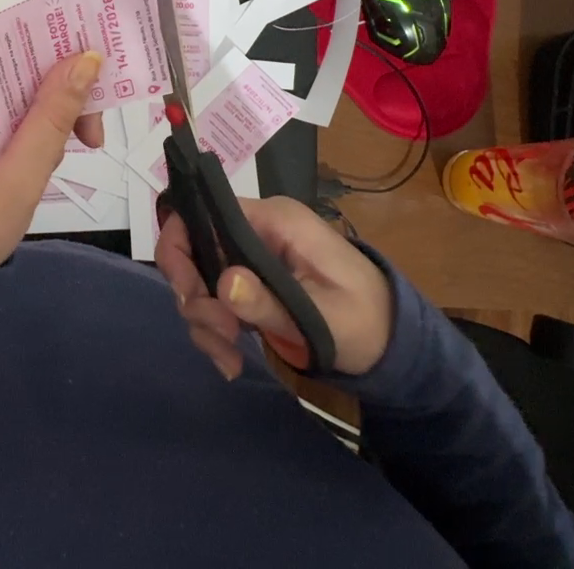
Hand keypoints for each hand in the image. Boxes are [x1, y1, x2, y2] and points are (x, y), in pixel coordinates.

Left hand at [0, 52, 105, 264]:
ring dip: (60, 110)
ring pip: (23, 92)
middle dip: (66, 85)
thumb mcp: (18, 176)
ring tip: (86, 142)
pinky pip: (16, 116)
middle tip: (96, 124)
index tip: (94, 56)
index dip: (49, 42)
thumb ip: (51, 120)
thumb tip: (87, 59)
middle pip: (17, 68)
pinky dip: (44, 128)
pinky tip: (58, 152)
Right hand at [157, 196, 392, 376]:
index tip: (191, 298)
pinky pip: (213, 300)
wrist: (394, 347)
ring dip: (205, 323)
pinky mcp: (249, 283)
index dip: (179, 252)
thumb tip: (223, 283)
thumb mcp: (323, 319)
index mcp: (274, 221)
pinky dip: (214, 332)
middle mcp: (256, 230)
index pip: (200, 214)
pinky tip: (232, 360)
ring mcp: (251, 256)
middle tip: (222, 337)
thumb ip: (270, 302)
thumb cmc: (367, 323)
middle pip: (193, 251)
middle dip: (196, 299)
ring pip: (199, 281)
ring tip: (231, 359)